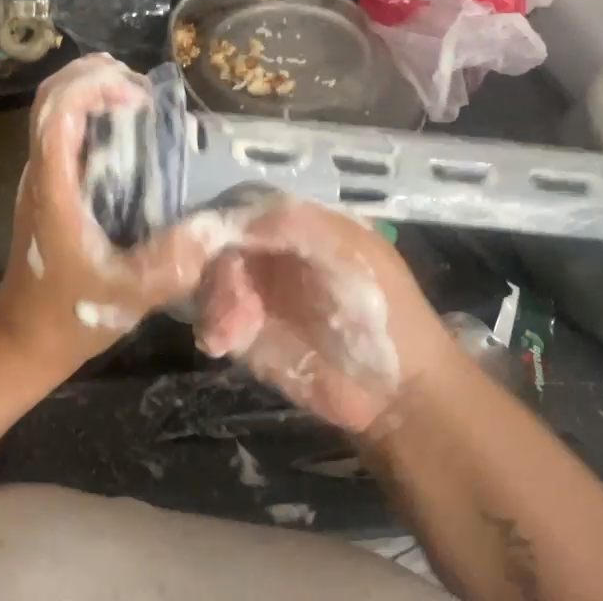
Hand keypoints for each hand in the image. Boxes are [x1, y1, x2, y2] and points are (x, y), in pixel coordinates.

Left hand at [0, 55, 207, 372]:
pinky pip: (63, 132)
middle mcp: (40, 172)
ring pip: (53, 110)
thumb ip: (171, 263)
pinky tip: (128, 132)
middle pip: (49, 97)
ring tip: (138, 99)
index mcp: (52, 188)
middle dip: (93, 76)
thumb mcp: (129, 296)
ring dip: (90, 91)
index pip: (56, 111)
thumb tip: (215, 226)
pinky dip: (91, 114)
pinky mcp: (48, 187)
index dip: (93, 86)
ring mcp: (40, 177)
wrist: (25, 337)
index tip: (138, 96)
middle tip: (142, 89)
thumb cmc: (70, 315)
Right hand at [179, 196, 459, 432]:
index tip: (205, 241)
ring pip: (206, 278)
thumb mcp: (353, 253)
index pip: (243, 206)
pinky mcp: (243, 331)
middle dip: (211, 265)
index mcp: (297, 225)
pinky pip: (209, 318)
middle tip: (219, 293)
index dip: (221, 220)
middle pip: (216, 241)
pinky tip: (225, 343)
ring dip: (212, 299)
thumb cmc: (385, 315)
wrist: (397, 396)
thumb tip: (236, 220)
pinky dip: (210, 327)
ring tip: (232, 330)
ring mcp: (254, 291)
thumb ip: (298, 223)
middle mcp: (269, 252)